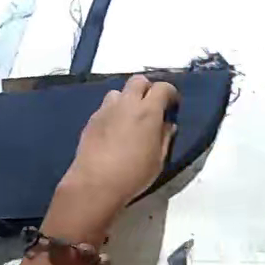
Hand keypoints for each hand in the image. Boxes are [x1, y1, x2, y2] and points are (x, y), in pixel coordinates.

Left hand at [44, 75, 178, 243]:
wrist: (95, 183)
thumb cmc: (133, 174)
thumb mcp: (159, 159)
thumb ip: (165, 137)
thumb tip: (167, 124)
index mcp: (148, 111)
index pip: (162, 88)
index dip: (170, 93)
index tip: (172, 105)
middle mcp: (127, 104)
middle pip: (138, 81)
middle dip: (147, 89)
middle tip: (151, 106)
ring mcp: (106, 110)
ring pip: (119, 92)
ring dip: (127, 99)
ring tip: (130, 118)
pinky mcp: (92, 120)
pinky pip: (106, 107)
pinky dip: (113, 112)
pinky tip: (114, 130)